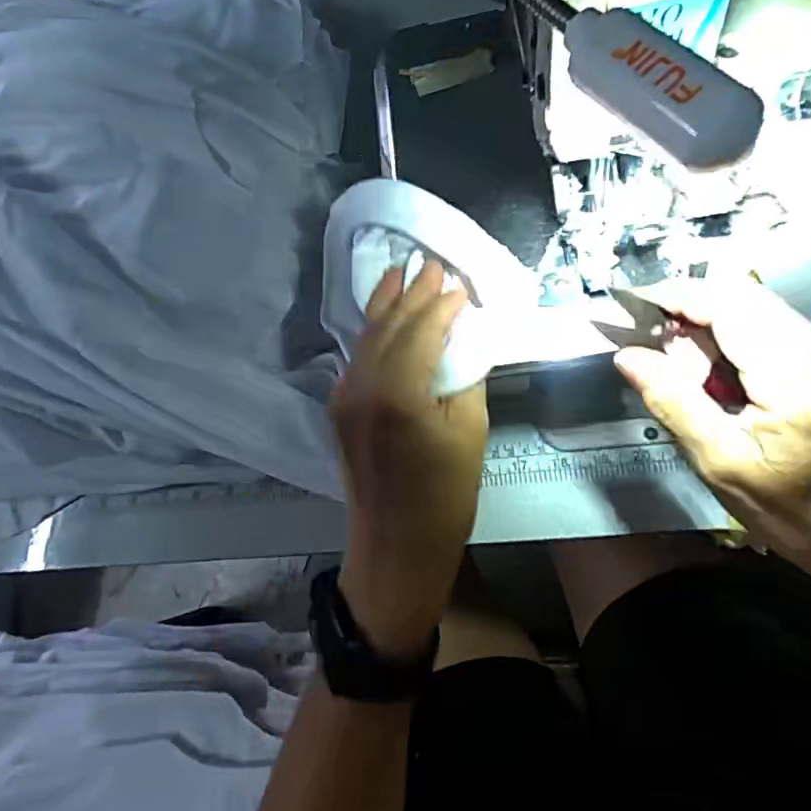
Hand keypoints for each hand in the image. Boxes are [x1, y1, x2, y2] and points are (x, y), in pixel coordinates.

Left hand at [332, 260, 487, 659]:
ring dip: (389, 304)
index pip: (422, 329)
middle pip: (390, 325)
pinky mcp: (340, 406)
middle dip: (413, 292)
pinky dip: (377, 331)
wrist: (396, 546)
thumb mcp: (470, 431)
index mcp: (397, 391)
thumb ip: (463, 375)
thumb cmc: (445, 496)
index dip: (443, 303)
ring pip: (368, 336)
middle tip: (432, 263)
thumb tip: (462, 338)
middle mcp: (361, 384)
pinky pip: (360, 356)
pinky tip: (385, 315)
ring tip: (402, 272)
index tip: (462, 282)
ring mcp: (344, 395)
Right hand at [611, 279, 810, 599]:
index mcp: (799, 378)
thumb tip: (628, 356)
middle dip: (686, 307)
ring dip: (705, 319)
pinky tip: (710, 367)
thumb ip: (673, 401)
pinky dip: (727, 332)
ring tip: (677, 360)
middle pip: (739, 293)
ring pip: (751, 302)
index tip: (628, 305)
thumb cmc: (792, 513)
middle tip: (648, 340)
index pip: (726, 305)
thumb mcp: (719, 462)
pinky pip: (765, 320)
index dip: (672, 296)